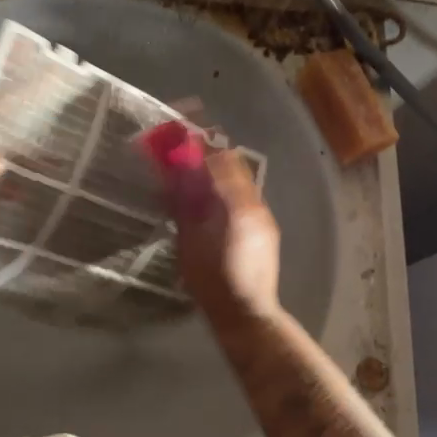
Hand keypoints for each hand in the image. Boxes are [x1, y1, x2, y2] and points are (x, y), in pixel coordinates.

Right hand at [149, 122, 283, 322]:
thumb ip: (183, 204)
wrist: (248, 316)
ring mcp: (263, 214)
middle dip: (206, 145)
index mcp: (235, 203)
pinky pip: (243, 193)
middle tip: (180, 139)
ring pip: (239, 177)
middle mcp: (254, 202)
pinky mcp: (265, 227)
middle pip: (231, 160)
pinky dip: (224, 184)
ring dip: (215, 164)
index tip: (178, 120)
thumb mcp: (189, 242)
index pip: (216, 155)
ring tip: (190, 163)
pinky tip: (207, 194)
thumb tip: (171, 171)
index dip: (196, 135)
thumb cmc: (213, 283)